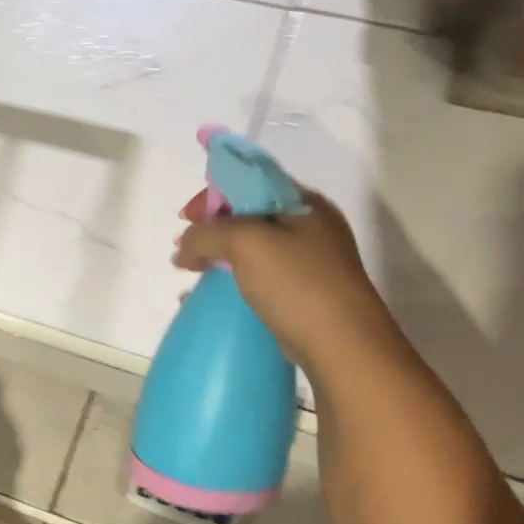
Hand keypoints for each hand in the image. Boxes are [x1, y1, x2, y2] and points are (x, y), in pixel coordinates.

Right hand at [172, 185, 395, 370]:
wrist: (339, 341)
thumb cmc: (296, 283)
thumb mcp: (246, 242)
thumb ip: (207, 234)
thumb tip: (184, 248)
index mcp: (303, 203)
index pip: (251, 181)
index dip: (212, 194)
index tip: (185, 218)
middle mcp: (309, 226)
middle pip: (247, 214)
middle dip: (210, 228)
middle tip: (186, 249)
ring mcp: (307, 259)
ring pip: (250, 246)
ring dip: (217, 255)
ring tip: (193, 273)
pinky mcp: (300, 290)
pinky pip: (256, 274)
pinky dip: (230, 279)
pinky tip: (211, 294)